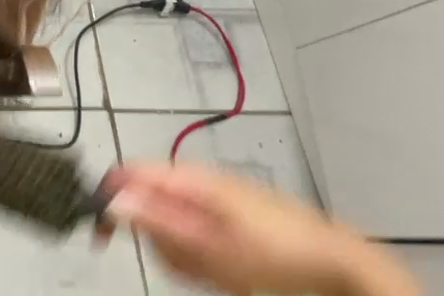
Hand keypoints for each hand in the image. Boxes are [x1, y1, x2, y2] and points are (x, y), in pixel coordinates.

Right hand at [99, 164, 419, 295]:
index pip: (130, 171)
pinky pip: (196, 235)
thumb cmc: (277, 255)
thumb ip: (162, 223)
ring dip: (183, 253)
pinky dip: (202, 257)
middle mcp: (197, 182)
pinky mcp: (229, 218)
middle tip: (188, 266)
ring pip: (172, 224)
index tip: (103, 235)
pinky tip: (227, 270)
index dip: (109, 197)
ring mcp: (215, 199)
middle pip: (149, 203)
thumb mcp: (215, 249)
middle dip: (159, 239)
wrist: (340, 264)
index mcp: (190, 179)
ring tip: (214, 272)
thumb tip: (113, 200)